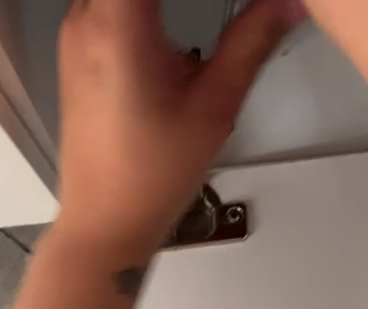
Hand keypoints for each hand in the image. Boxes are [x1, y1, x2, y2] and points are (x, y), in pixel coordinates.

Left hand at [54, 0, 305, 261]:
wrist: (103, 226)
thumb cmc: (147, 180)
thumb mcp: (214, 107)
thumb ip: (253, 38)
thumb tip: (290, 0)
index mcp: (118, 21)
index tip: (228, 2)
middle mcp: (87, 18)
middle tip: (224, 10)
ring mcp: (77, 35)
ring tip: (199, 16)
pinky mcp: (78, 54)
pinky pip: (107, 2)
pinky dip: (140, 3)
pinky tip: (170, 19)